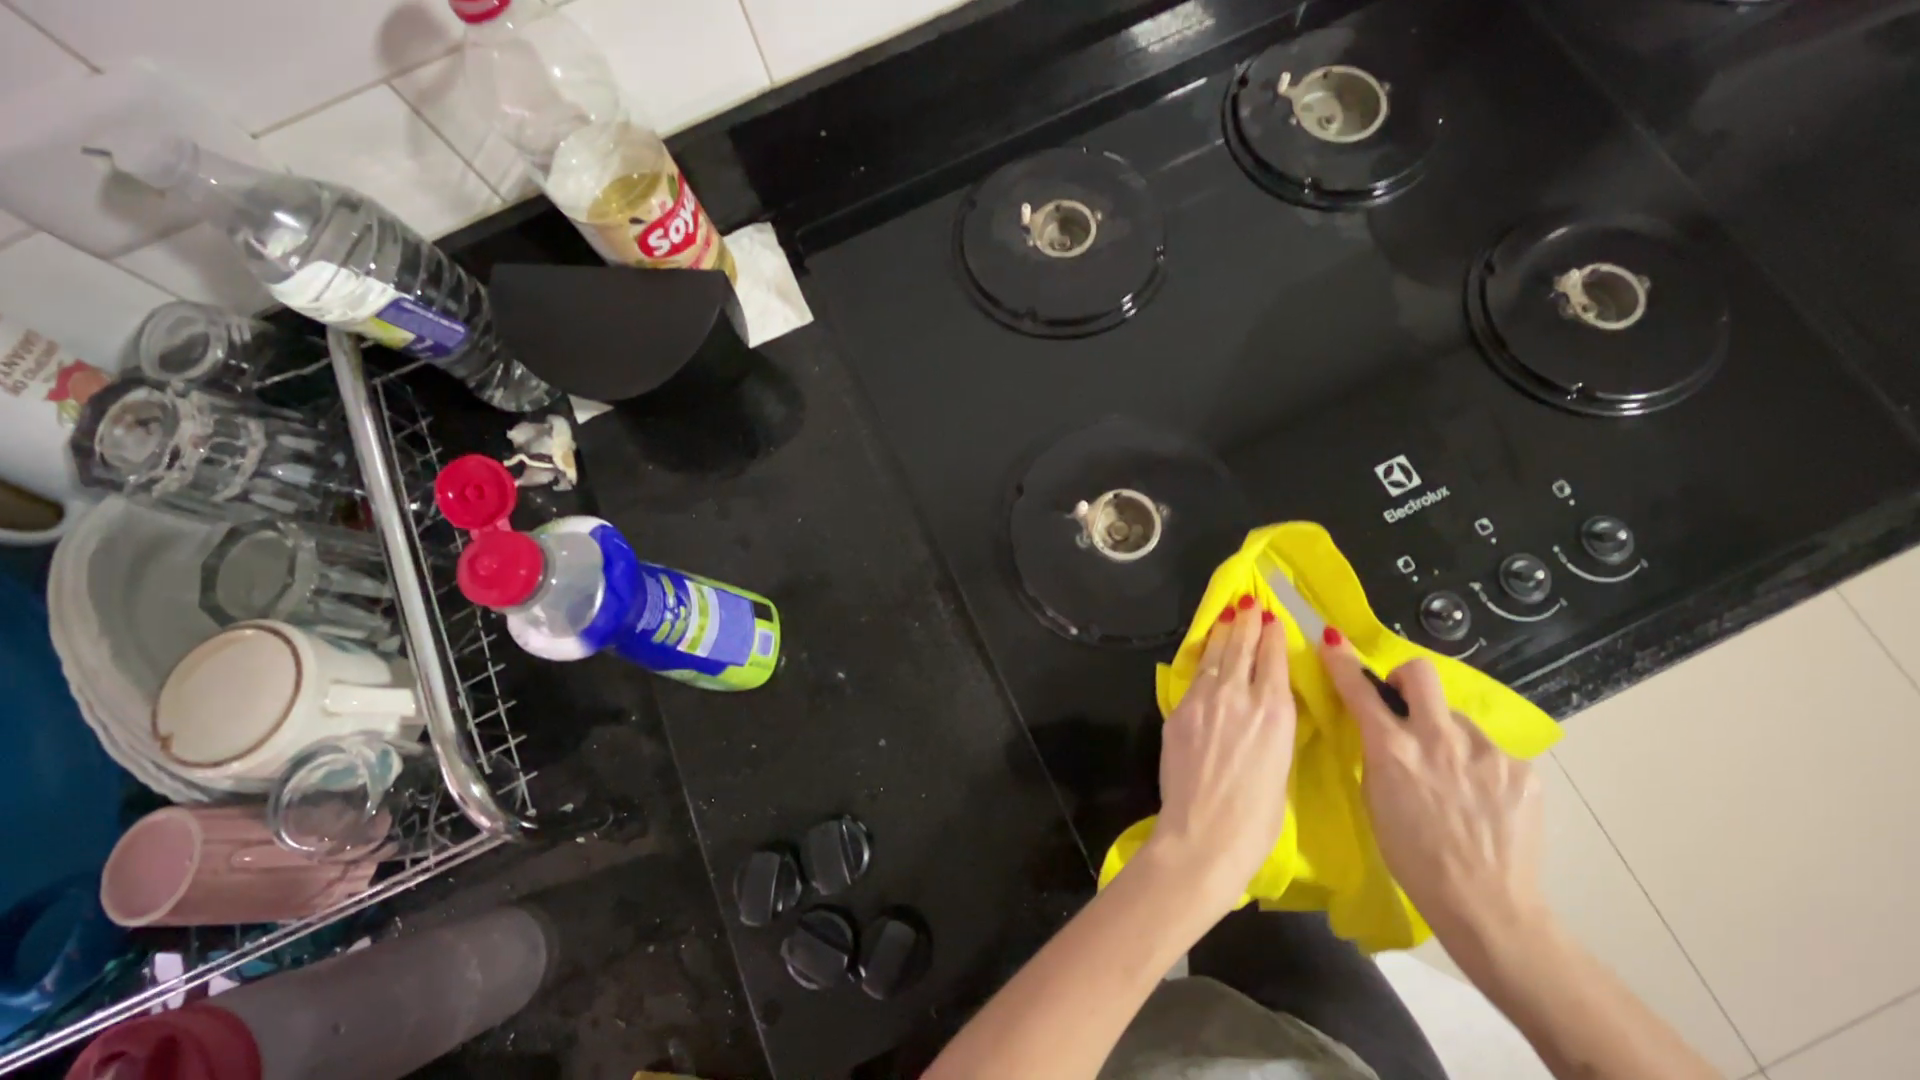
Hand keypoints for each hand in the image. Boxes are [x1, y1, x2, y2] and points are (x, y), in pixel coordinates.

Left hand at [1143, 596, 1297, 915]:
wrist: (1202, 835)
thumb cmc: (1255, 820)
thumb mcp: (1281, 768)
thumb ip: (1273, 731)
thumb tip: (1264, 714)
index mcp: (1275, 712)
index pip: (1273, 659)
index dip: (1272, 636)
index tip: (1272, 619)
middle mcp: (1239, 696)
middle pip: (1242, 648)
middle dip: (1245, 623)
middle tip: (1248, 603)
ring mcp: (1204, 701)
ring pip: (1215, 656)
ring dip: (1222, 633)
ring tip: (1228, 615)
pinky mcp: (1179, 713)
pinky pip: (1194, 677)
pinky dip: (1202, 658)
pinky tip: (1204, 652)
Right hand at [1319, 640, 1546, 946]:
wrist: (1487, 905)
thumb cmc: (1414, 861)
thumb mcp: (1376, 803)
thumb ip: (1380, 758)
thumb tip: (1385, 733)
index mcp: (1394, 750)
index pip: (1361, 690)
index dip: (1342, 662)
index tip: (1333, 642)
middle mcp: (1439, 739)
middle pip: (1421, 674)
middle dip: (1407, 681)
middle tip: (1407, 707)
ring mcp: (1486, 751)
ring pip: (1459, 722)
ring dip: (1449, 739)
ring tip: (1454, 784)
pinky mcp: (1522, 769)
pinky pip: (1491, 753)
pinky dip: (1481, 768)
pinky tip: (1482, 802)